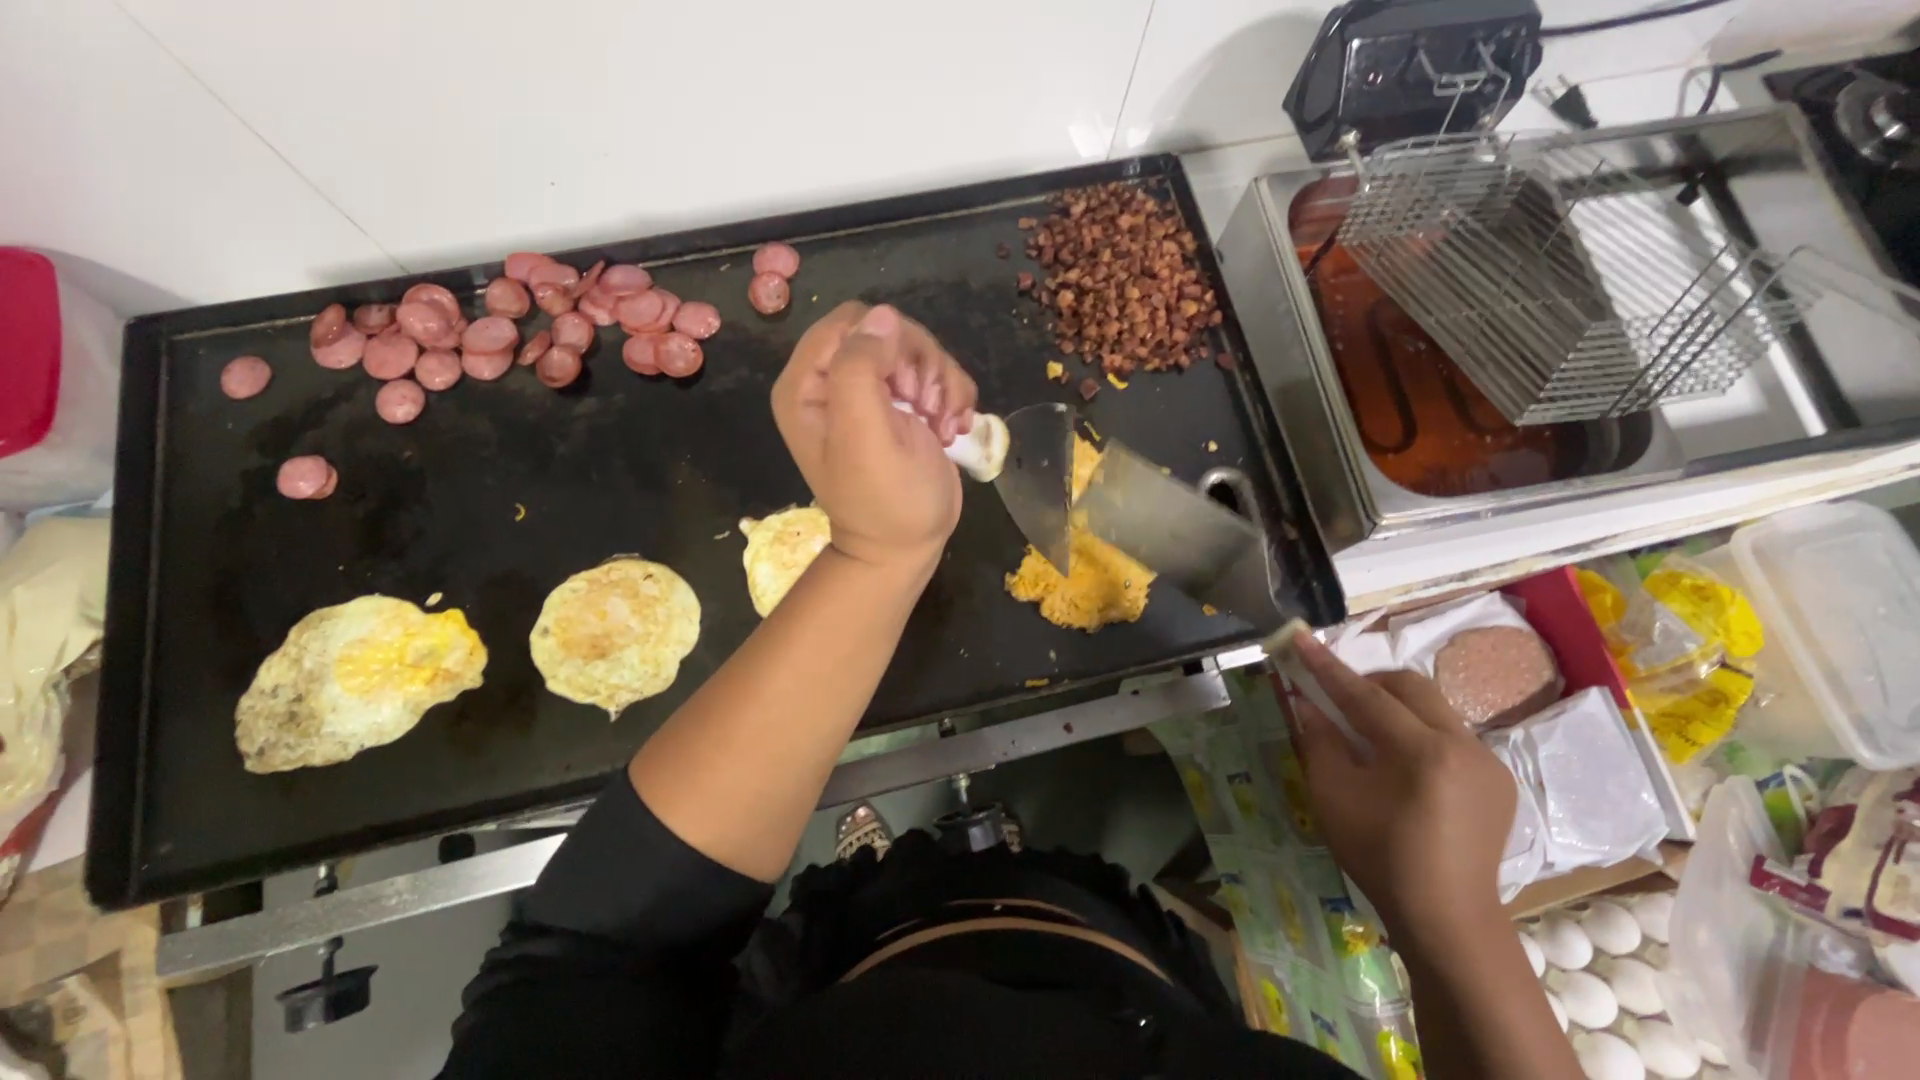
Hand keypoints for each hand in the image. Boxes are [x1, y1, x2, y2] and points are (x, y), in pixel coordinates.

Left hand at [771, 303, 978, 574]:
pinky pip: (936, 373)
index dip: (887, 344)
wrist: (906, 548)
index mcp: (807, 385)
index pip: (850, 322)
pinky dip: (952, 396)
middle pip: (888, 331)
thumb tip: (882, 317)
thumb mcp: (864, 435)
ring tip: (943, 424)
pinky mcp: (904, 406)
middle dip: (921, 365)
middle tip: (927, 408)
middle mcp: (834, 382)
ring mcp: (872, 393)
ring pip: (918, 350)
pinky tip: (952, 429)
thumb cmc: (883, 500)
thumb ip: (860, 368)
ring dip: (942, 383)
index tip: (905, 389)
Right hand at [1287, 630, 1517, 945]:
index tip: (1300, 638)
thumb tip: (1304, 702)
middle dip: (1369, 683)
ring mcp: (1489, 762)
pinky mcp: (1500, 780)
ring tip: (1370, 737)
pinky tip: (1405, 770)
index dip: (1327, 667)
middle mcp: (1465, 745)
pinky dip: (1421, 737)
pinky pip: (1453, 738)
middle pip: (1410, 687)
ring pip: (1434, 709)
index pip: (1365, 695)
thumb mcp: (1333, 797)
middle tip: (1337, 698)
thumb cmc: (1380, 857)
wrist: (1446, 916)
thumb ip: (1318, 741)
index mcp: (1423, 752)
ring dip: (1397, 710)